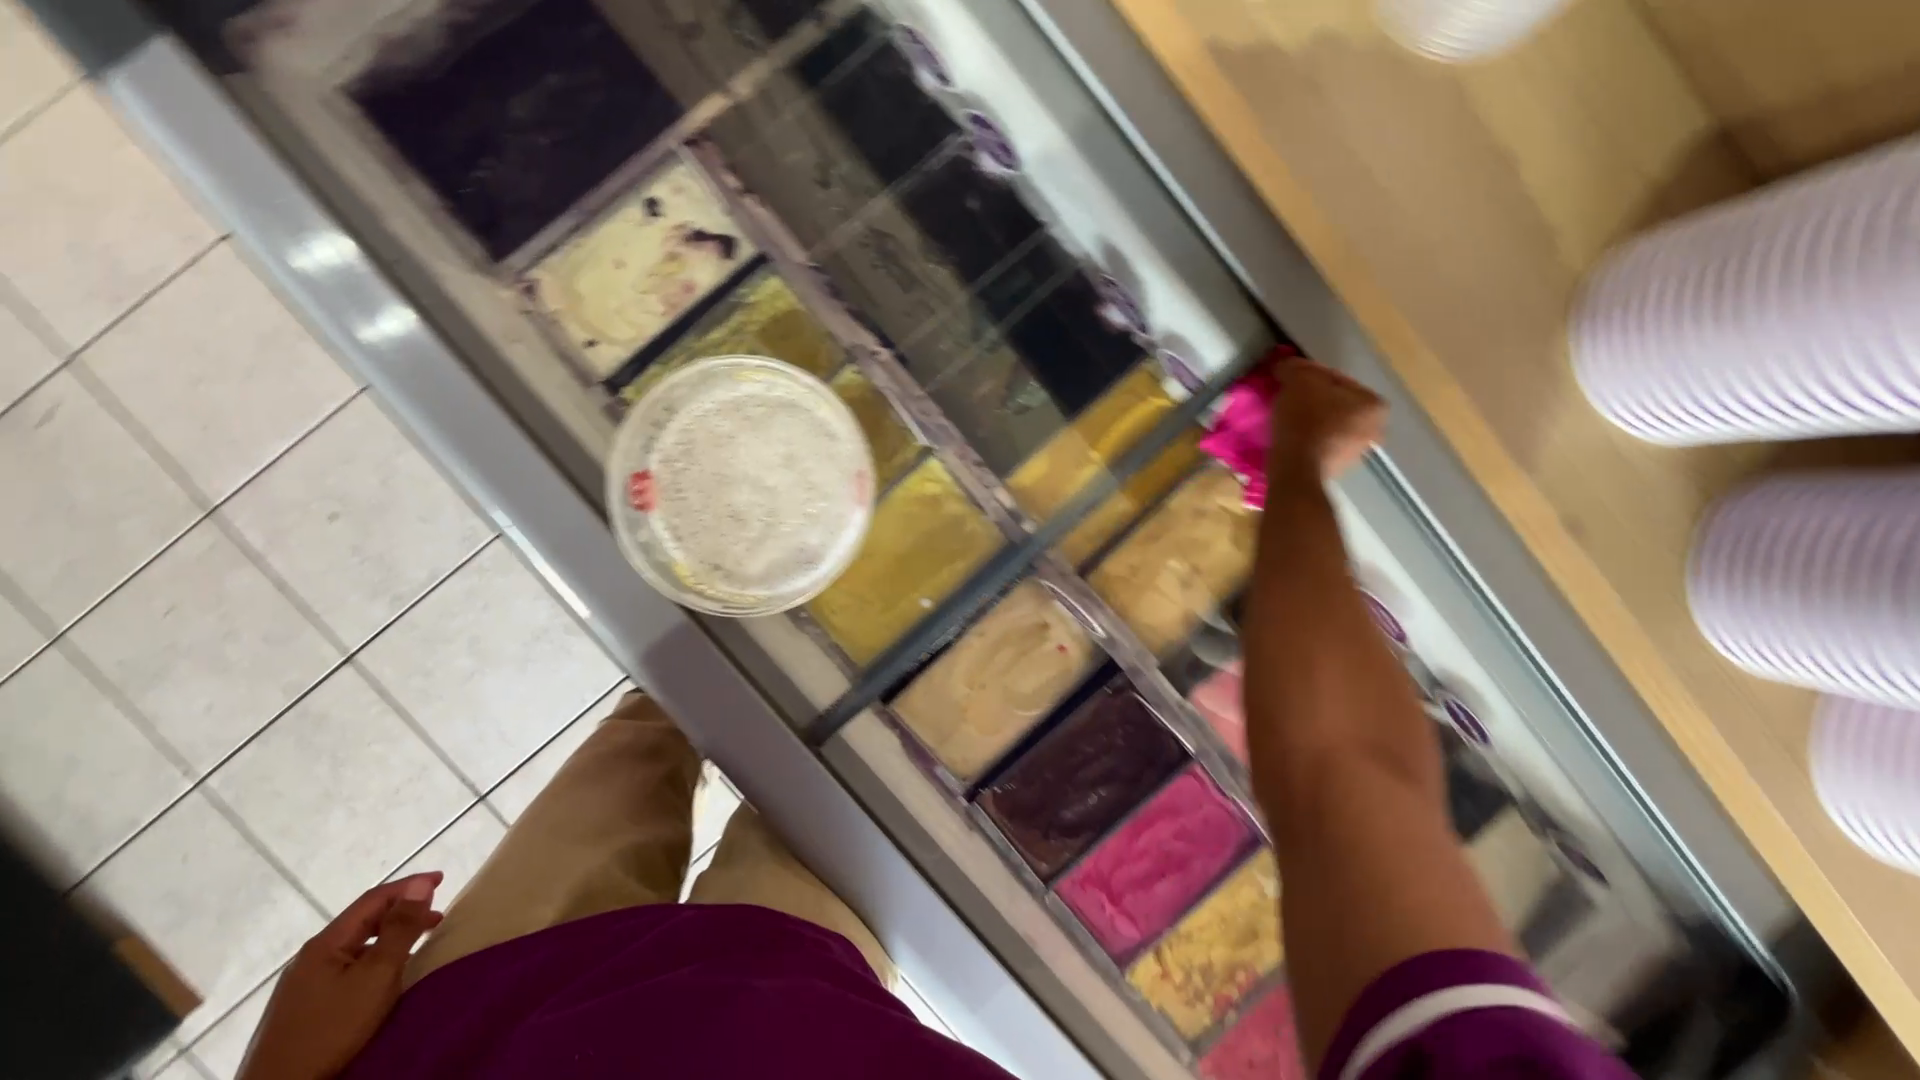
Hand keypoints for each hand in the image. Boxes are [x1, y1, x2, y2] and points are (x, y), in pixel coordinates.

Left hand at [238, 873, 444, 1079]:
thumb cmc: (332, 1029)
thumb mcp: (376, 976)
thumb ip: (400, 929)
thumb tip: (421, 884)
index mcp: (325, 944)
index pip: (372, 900)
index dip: (409, 886)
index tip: (443, 879)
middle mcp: (310, 958)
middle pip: (362, 921)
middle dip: (402, 911)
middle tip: (438, 915)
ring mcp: (304, 984)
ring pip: (356, 946)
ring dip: (390, 937)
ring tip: (420, 943)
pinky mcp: (304, 1008)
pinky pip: (348, 968)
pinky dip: (375, 959)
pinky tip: (387, 977)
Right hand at [1268, 359, 1385, 479]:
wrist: (1296, 470)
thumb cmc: (1306, 420)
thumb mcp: (1299, 381)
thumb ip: (1295, 368)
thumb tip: (1286, 366)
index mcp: (1375, 403)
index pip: (1336, 379)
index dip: (1308, 375)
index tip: (1288, 378)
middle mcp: (1376, 428)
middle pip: (1336, 403)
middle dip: (1314, 399)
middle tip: (1288, 397)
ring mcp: (1358, 452)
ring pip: (1329, 424)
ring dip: (1311, 418)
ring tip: (1287, 416)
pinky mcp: (1337, 468)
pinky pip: (1321, 443)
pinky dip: (1308, 437)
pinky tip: (1291, 435)